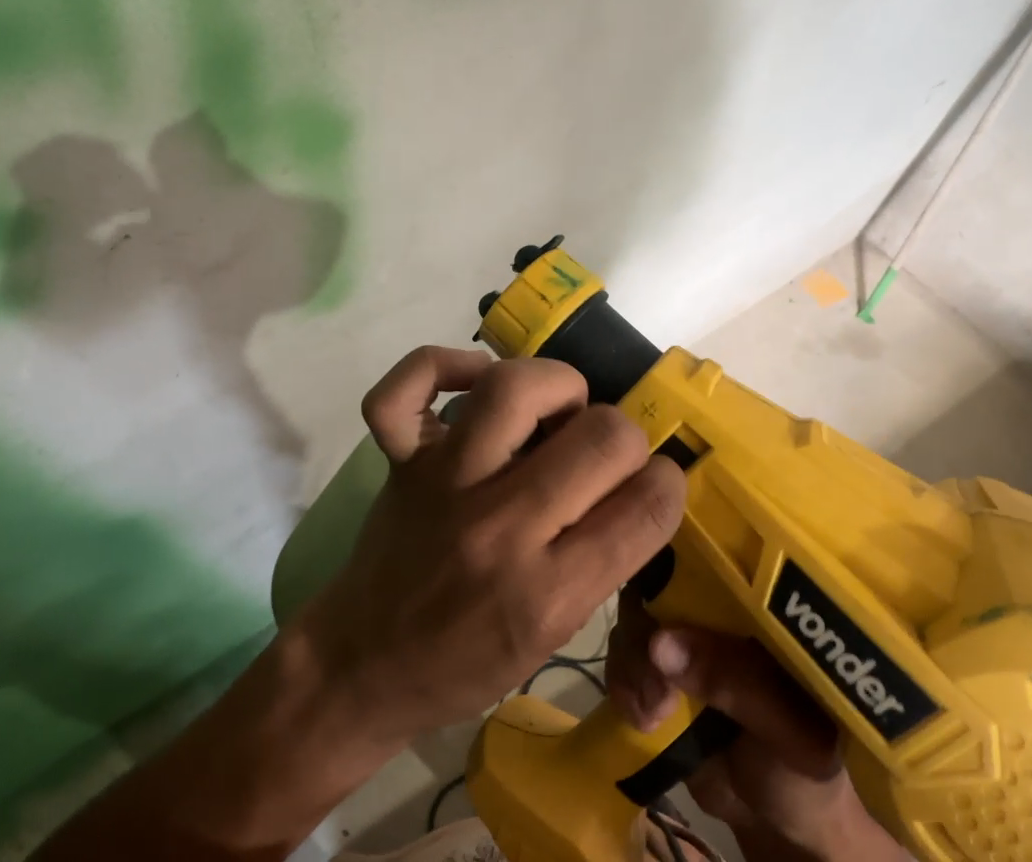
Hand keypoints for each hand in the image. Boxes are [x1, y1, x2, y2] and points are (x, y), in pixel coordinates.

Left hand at [301, 345, 686, 740]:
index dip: (667, 484)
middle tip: (605, 459)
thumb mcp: (553, 638)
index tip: (653, 486)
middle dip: (626, 439)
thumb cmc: (465, 664)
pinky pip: (410, 387)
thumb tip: (638, 487)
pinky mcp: (403, 460)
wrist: (364, 665)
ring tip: (559, 412)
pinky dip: (445, 365)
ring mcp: (444, 483)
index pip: (646, 506)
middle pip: (602, 437)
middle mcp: (499, 527)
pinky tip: (477, 381)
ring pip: (516, 389)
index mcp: (548, 592)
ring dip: (557, 387)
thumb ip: (602, 562)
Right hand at [606, 594, 905, 861]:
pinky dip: (622, 683)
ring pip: (636, 620)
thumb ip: (736, 685)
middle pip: (663, 584)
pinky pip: (623, 656)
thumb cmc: (806, 776)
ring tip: (650, 716)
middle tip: (654, 690)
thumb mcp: (790, 733)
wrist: (777, 827)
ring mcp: (687, 641)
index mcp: (766, 611)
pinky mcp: (658, 672)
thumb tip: (659, 643)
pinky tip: (641, 719)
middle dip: (646, 632)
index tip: (659, 606)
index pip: (720, 561)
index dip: (680, 567)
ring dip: (632, 666)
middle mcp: (723, 613)